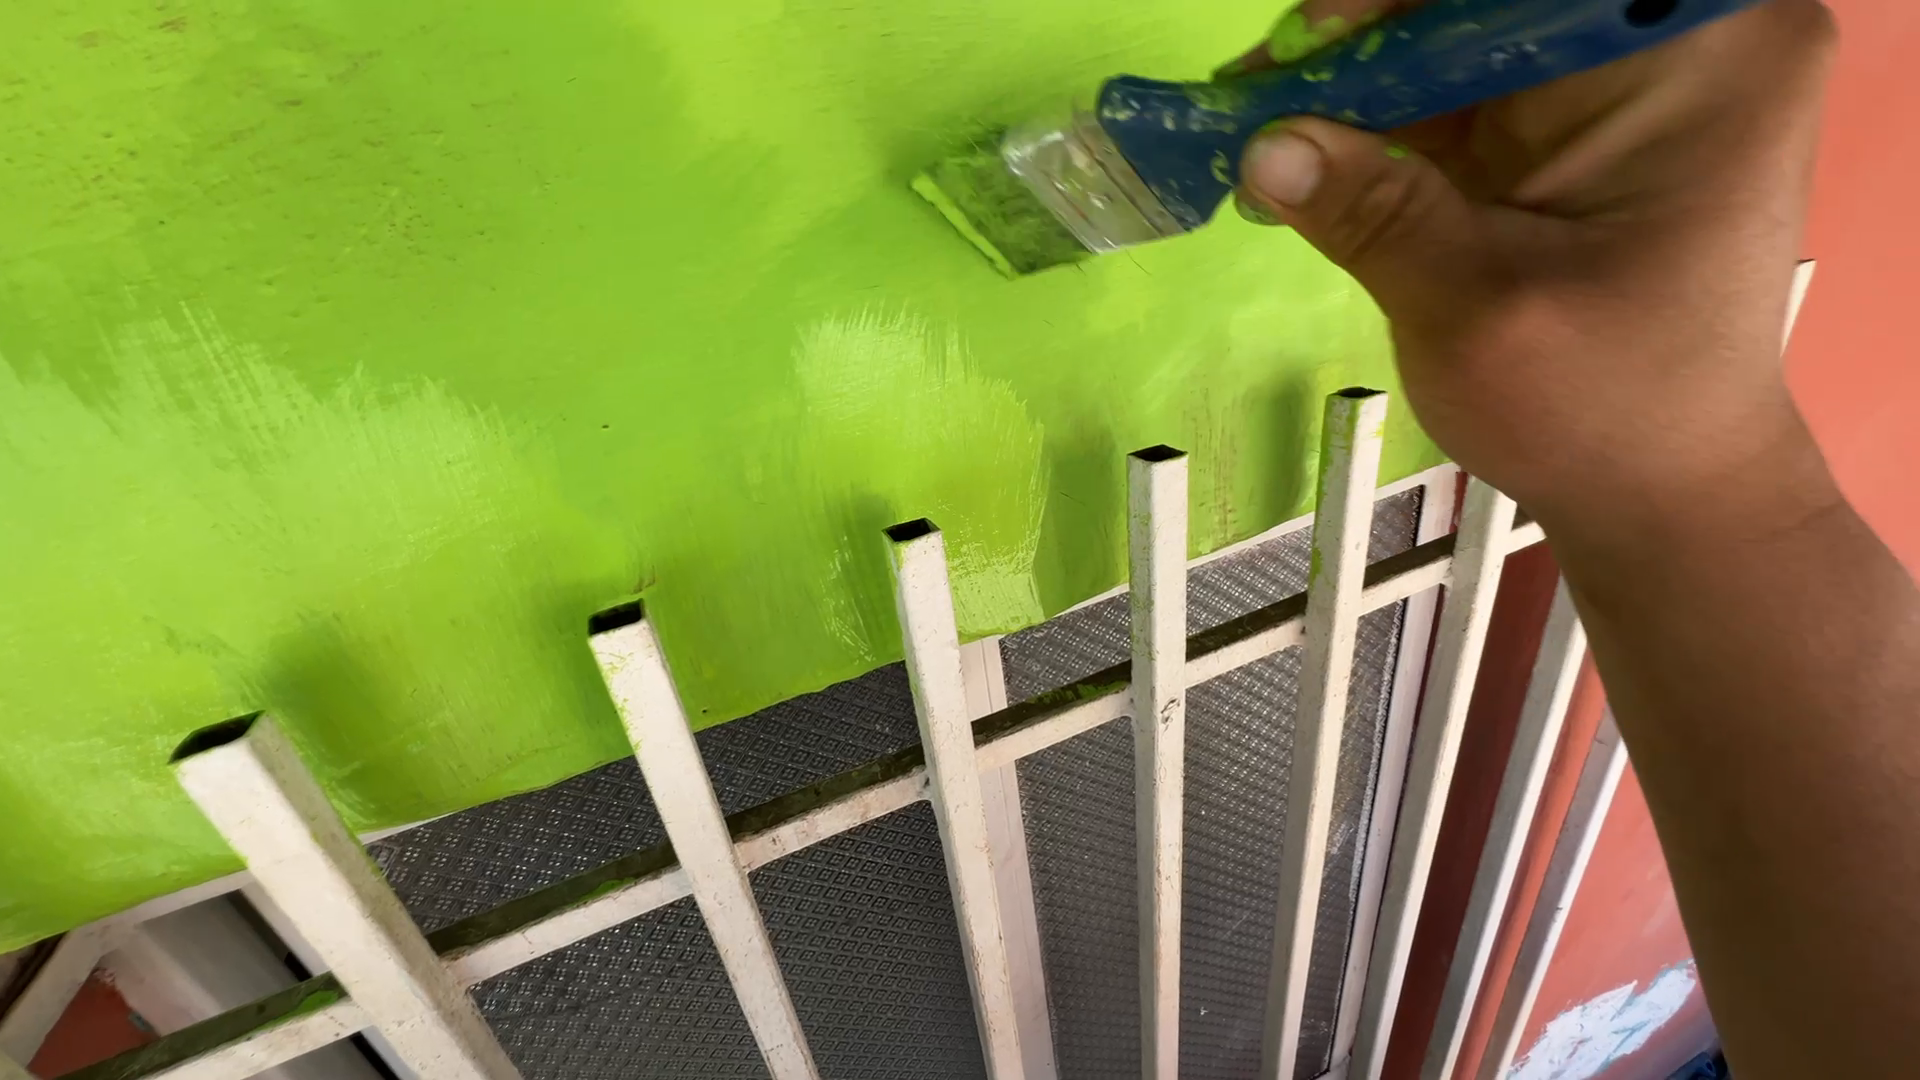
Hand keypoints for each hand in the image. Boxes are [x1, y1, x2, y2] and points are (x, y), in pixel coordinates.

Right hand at [1234, 0, 1837, 543]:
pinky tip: (1298, 163)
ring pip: (1449, 58)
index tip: (1297, 43)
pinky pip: (1442, 117)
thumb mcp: (1472, 305)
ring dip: (1350, 94)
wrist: (1645, 481)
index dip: (1398, 1)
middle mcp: (1651, 53)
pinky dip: (1365, 139)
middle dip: (1362, 47)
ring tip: (1255, 128)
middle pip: (1480, 12)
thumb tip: (1261, 146)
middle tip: (1256, 90)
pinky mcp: (1545, 152)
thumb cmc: (1592, 402)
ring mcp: (1595, 102)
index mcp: (1687, 57)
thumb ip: (1373, 214)